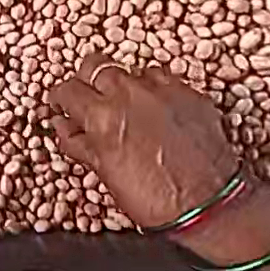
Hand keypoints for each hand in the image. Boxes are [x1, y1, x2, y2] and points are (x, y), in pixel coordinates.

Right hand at [48, 53, 269, 261]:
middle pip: (95, 65)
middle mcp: (129, 95)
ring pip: (129, 69)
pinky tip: (153, 107)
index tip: (62, 105)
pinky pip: (163, 78)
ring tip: (124, 105)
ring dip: (121, 83)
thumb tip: (62, 126)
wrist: (208, 206)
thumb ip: (78, 142)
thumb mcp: (103, 171)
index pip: (67, 90)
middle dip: (87, 80)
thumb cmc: (155, 197)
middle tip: (89, 99)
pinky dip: (152, 88)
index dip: (61, 98)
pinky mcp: (189, 94)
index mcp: (101, 116)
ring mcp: (162, 91)